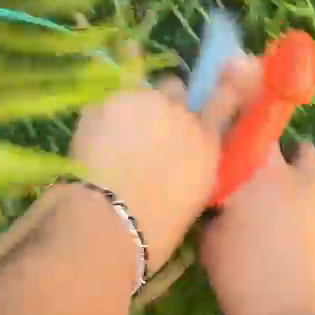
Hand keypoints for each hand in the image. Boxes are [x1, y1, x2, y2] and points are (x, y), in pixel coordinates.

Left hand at [67, 62, 252, 267]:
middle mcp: (177, 110)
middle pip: (173, 87)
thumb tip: (184, 152)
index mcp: (205, 138)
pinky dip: (100, 123)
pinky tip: (93, 150)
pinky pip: (104, 108)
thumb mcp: (194, 194)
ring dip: (130, 113)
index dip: (210, 98)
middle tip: (149, 132)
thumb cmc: (158, 227)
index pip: (221, 99)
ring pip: (135, 96)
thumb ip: (195, 160)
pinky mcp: (103, 103)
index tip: (202, 103)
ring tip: (114, 147)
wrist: (110, 223)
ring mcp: (139, 100)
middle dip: (163, 103)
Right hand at [200, 139, 314, 314]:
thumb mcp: (210, 240)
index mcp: (260, 171)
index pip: (252, 130)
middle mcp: (296, 177)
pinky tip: (296, 243)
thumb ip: (215, 209)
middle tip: (253, 178)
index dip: (242, 136)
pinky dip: (309, 216)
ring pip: (312, 172)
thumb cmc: (241, 277)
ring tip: (279, 206)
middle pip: (290, 146)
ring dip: (297, 179)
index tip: (229, 148)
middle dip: (274, 156)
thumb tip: (218, 203)